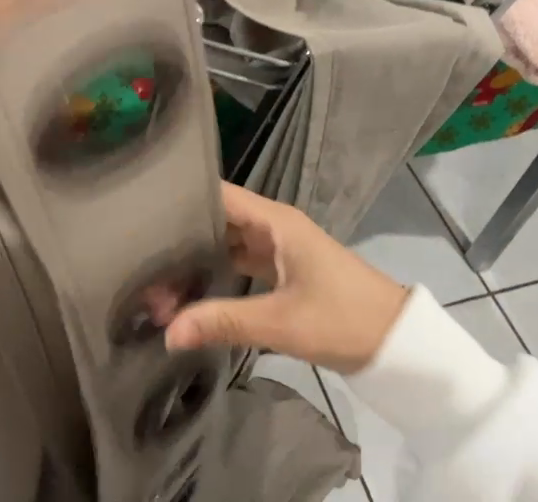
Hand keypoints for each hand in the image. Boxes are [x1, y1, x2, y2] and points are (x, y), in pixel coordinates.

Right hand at [165, 183, 409, 373]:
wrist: (399, 343)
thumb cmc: (343, 319)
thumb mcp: (281, 323)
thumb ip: (222, 322)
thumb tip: (167, 332)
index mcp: (275, 221)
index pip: (219, 194)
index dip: (182, 198)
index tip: (143, 210)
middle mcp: (273, 227)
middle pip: (218, 219)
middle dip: (182, 236)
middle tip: (138, 254)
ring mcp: (279, 249)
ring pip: (227, 244)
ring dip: (197, 258)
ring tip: (154, 273)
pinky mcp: (283, 272)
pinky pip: (240, 264)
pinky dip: (216, 274)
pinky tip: (190, 291)